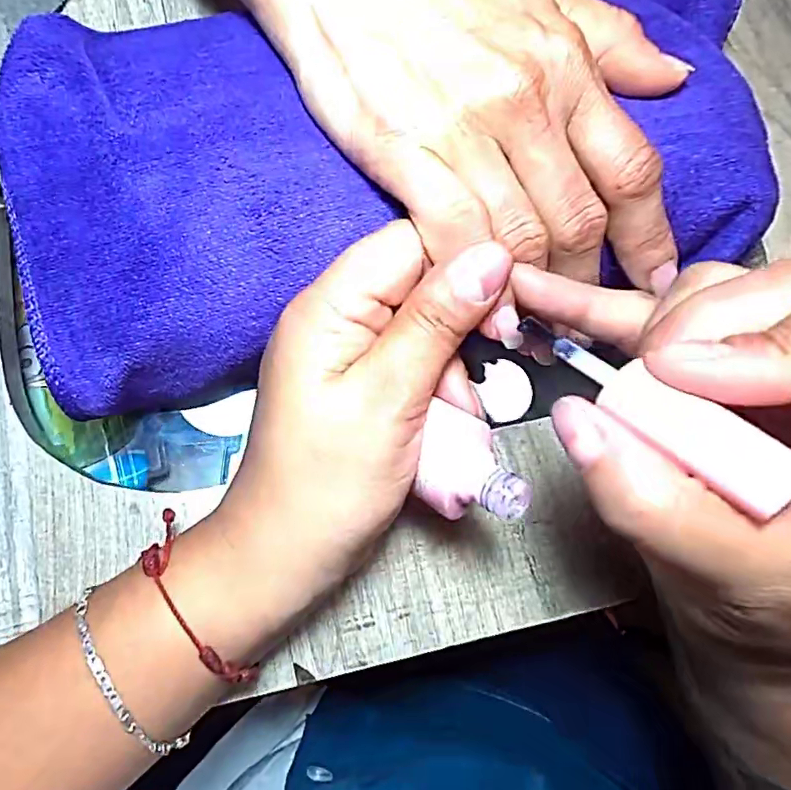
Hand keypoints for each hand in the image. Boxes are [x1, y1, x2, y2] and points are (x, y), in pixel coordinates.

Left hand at [215, 222, 511, 609]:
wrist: (284, 548)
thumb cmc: (327, 481)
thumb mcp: (389, 397)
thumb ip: (437, 322)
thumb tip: (490, 252)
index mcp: (326, 304)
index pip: (406, 241)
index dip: (464, 262)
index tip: (506, 312)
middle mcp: (331, 313)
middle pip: (418, 282)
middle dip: (460, 331)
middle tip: (473, 390)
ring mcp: (342, 346)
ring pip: (424, 327)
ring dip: (452, 372)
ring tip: (455, 427)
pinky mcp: (356, 376)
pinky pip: (411, 361)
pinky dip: (437, 392)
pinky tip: (445, 433)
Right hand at [250, 0, 689, 294]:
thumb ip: (605, 36)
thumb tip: (668, 79)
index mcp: (560, 66)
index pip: (628, 168)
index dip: (649, 233)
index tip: (654, 274)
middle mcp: (523, 105)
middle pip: (578, 215)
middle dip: (590, 278)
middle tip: (588, 317)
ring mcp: (462, 132)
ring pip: (521, 234)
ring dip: (535, 292)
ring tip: (539, 328)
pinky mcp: (404, 154)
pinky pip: (453, 232)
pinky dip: (474, 280)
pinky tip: (484, 314)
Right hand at [512, 260, 790, 668]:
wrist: (747, 608)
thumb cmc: (785, 607)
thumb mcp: (743, 578)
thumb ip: (662, 508)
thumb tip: (580, 424)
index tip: (695, 381)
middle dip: (704, 332)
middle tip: (650, 384)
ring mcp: (788, 348)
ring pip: (719, 286)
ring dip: (652, 328)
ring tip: (623, 385)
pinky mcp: (711, 347)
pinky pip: (651, 306)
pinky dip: (591, 306)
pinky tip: (542, 295)